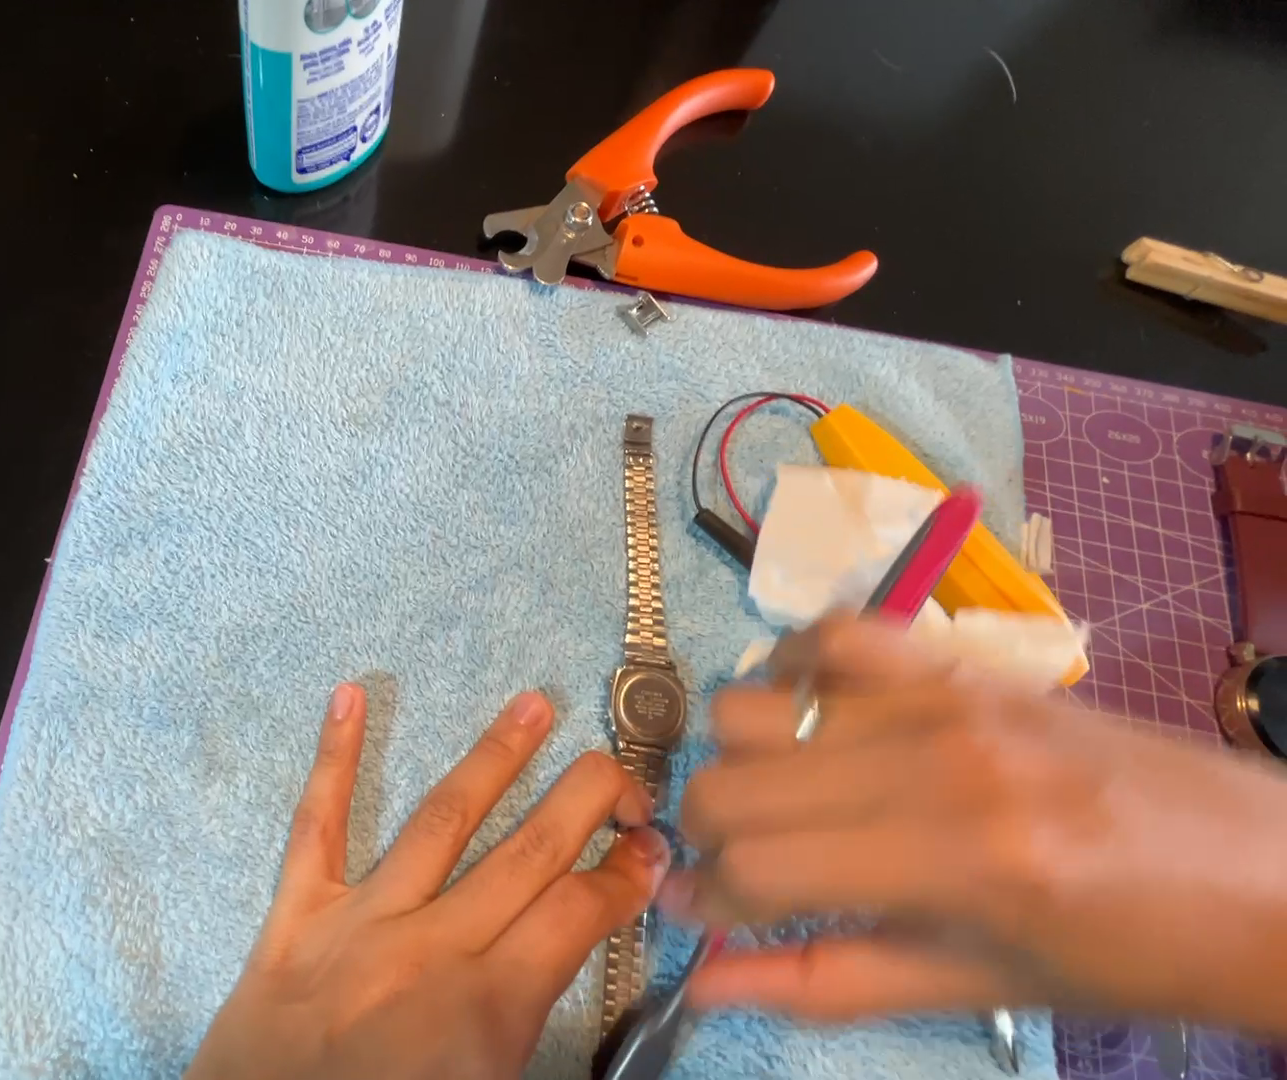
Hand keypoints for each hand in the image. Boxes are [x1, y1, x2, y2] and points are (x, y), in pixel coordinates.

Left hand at [187, 684, 671, 1079]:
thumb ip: (533, 1029)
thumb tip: (573, 962)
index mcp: (486, 1010)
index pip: (575, 916)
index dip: (622, 877)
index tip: (648, 848)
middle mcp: (431, 947)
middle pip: (527, 855)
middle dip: (583, 802)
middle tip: (617, 769)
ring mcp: (361, 918)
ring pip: (442, 819)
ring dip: (494, 758)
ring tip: (532, 706)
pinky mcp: (298, 908)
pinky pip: (317, 822)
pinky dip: (334, 756)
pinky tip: (349, 694)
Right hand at [667, 615, 1286, 1034]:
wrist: (1282, 876)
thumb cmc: (1136, 956)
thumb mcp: (980, 989)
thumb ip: (824, 982)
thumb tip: (706, 985)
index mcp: (954, 865)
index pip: (759, 871)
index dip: (705, 898)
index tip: (693, 910)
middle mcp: (930, 765)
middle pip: (730, 785)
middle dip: (703, 834)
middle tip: (736, 860)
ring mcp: (937, 697)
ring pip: (745, 707)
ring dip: (736, 759)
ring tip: (778, 790)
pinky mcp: (950, 661)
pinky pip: (822, 635)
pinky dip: (788, 672)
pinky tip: (808, 714)